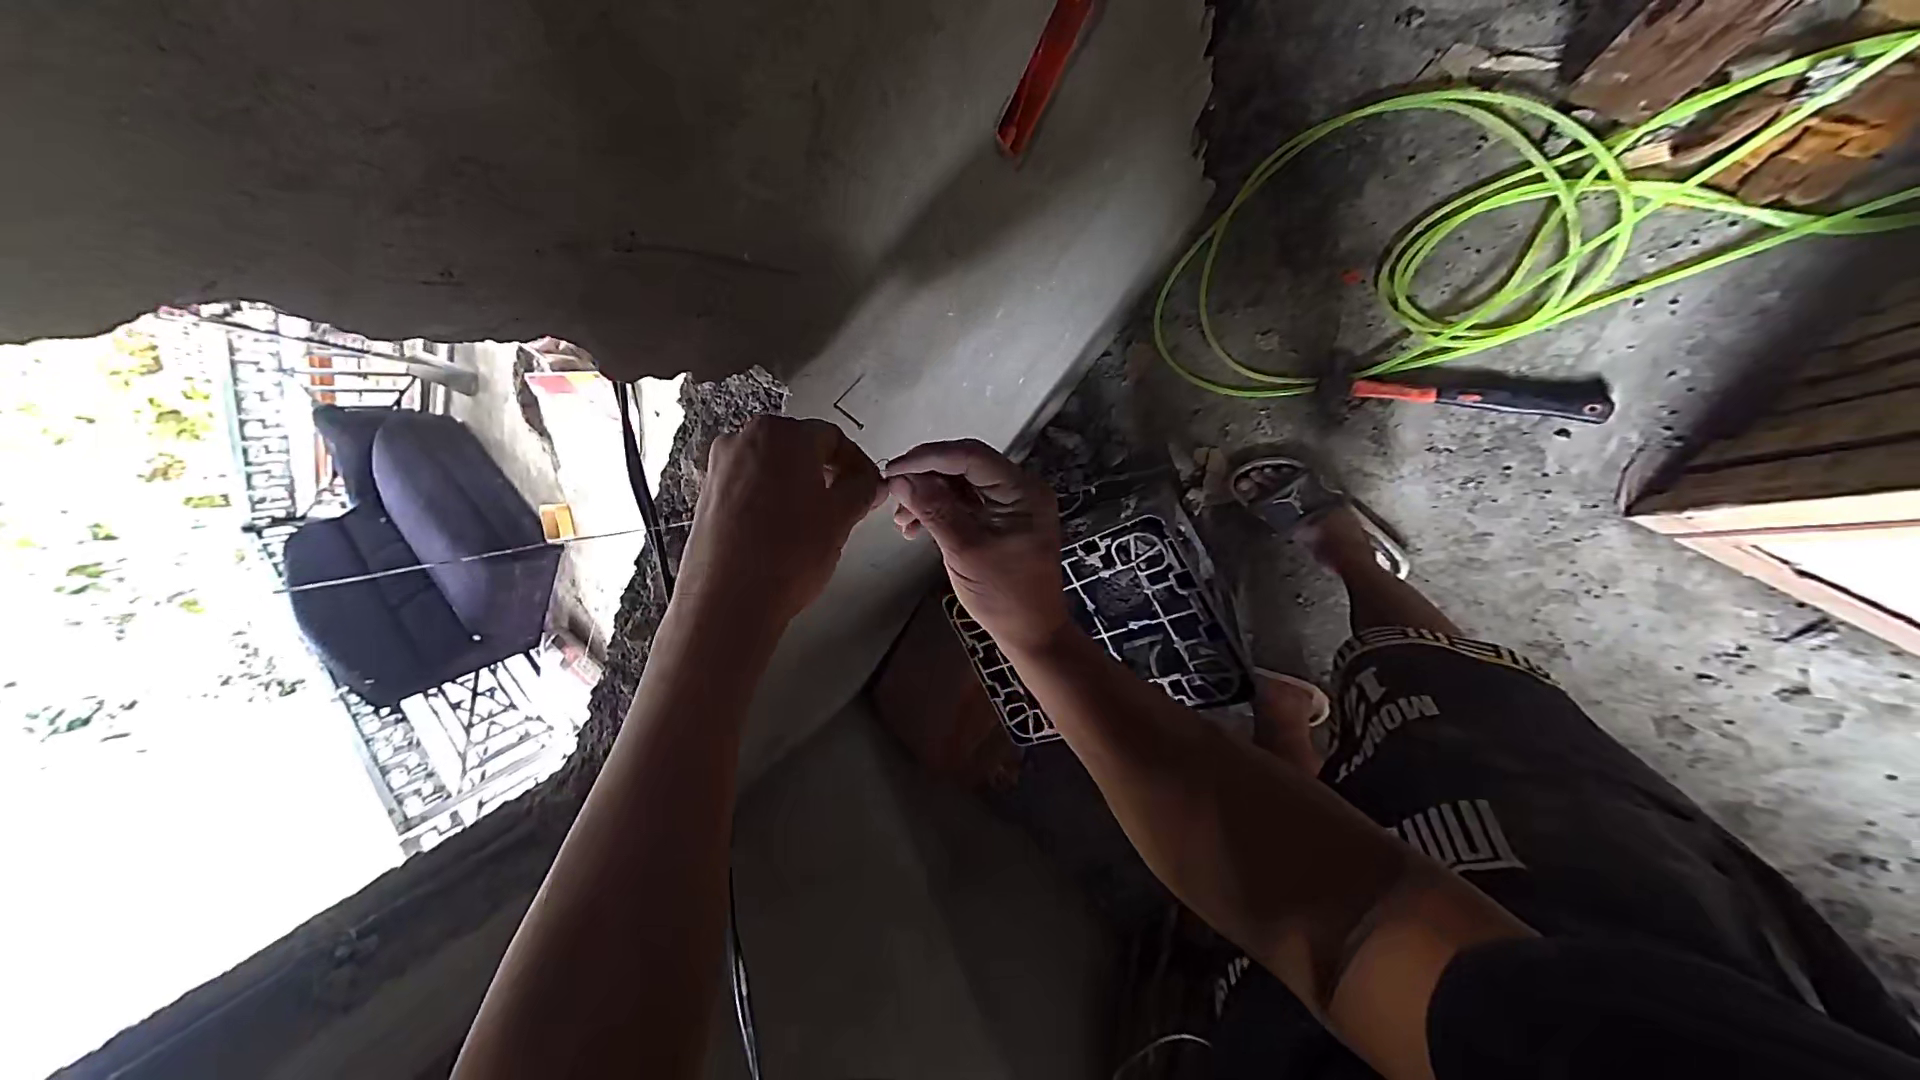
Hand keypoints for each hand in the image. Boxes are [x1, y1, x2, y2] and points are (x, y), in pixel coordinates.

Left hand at [679, 416, 881, 623]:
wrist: (729, 600)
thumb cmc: (781, 557)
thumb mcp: (841, 517)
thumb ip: (861, 489)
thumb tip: (867, 483)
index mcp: (781, 435)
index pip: (833, 438)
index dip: (858, 463)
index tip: (867, 484)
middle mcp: (744, 442)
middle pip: (799, 448)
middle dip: (827, 473)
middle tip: (849, 501)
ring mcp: (721, 468)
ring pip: (773, 468)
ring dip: (799, 488)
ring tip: (818, 523)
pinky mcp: (708, 496)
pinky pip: (750, 488)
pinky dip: (772, 501)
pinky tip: (787, 533)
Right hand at [884, 439, 1068, 653]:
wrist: (1030, 632)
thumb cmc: (1004, 595)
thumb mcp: (965, 550)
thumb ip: (934, 510)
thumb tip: (901, 480)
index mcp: (1022, 491)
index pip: (971, 457)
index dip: (928, 458)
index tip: (894, 470)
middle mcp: (1019, 489)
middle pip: (964, 467)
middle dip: (925, 478)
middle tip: (893, 493)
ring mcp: (1009, 504)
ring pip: (960, 485)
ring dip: (927, 497)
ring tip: (901, 520)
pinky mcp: (998, 519)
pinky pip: (964, 504)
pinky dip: (938, 511)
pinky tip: (914, 528)